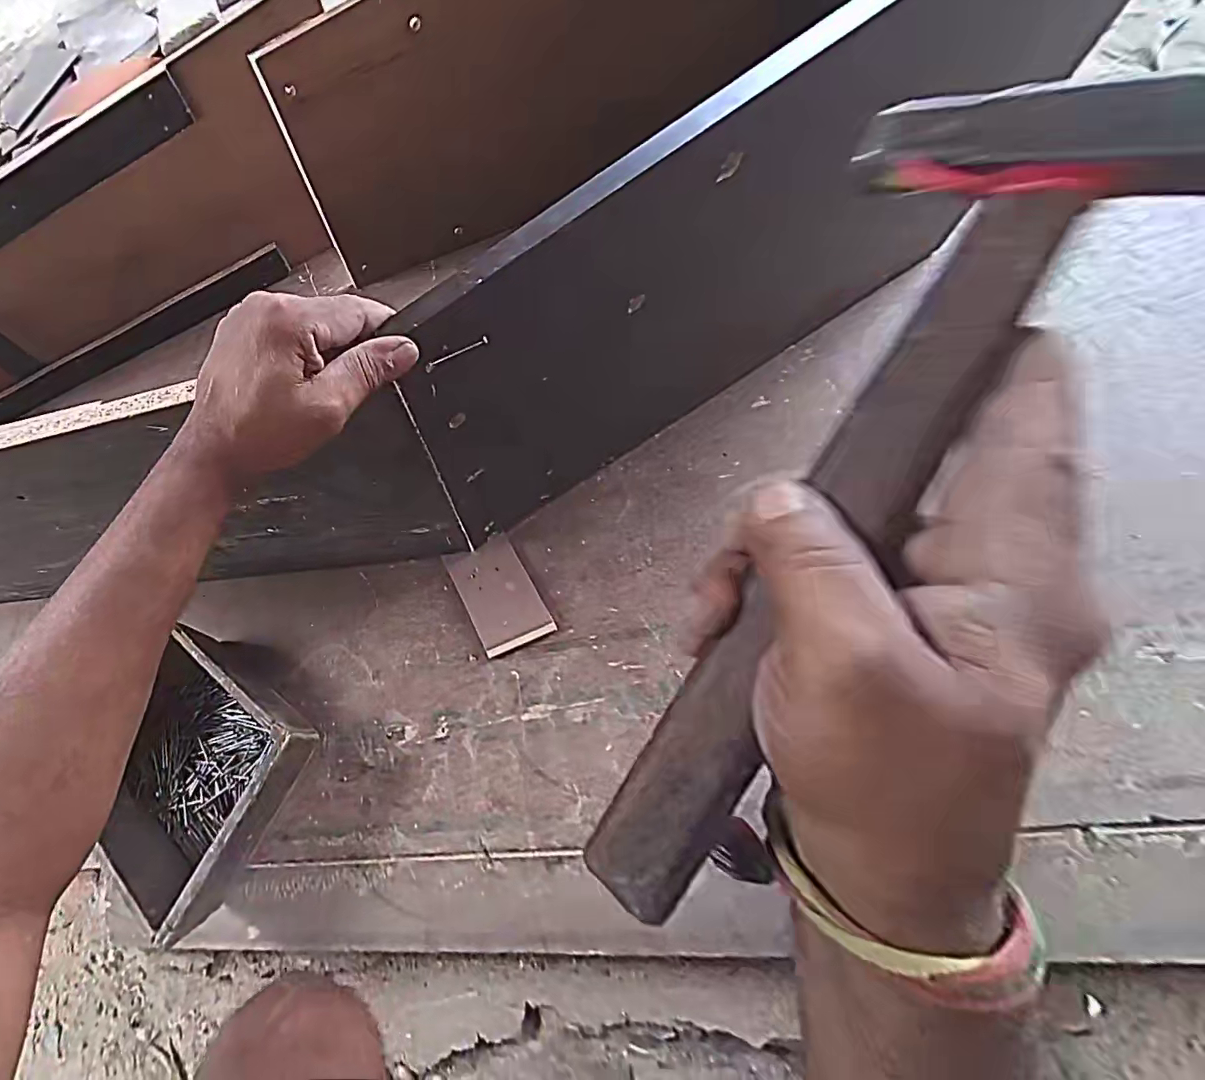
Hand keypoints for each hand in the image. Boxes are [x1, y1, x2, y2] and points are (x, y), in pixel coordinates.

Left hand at [172, 292, 419, 488]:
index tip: (389, 363)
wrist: (211, 454)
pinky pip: (283, 334)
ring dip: (317, 356)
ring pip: (309, 326)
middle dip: (344, 353)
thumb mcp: (326, 408)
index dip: (383, 338)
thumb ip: (367, 371)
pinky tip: (282, 388)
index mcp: (287, 318)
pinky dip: (293, 357)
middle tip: (329, 393)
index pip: (360, 310)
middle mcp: (264, 307)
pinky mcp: (239, 332)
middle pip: (334, 317)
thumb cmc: (253, 436)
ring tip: (298, 394)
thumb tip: (402, 348)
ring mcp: (247, 317)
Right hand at [688, 332, 1107, 953]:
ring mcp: (926, 608)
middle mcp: (983, 583)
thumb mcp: (841, 666)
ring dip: (754, 566)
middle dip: (788, 519)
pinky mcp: (876, 630)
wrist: (874, 864)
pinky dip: (755, 594)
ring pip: (828, 534)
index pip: (1021, 448)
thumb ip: (812, 564)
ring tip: (711, 618)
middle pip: (887, 490)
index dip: (1005, 379)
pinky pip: (808, 577)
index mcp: (1012, 584)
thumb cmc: (882, 777)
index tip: (986, 324)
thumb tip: (776, 492)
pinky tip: (718, 632)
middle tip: (728, 571)